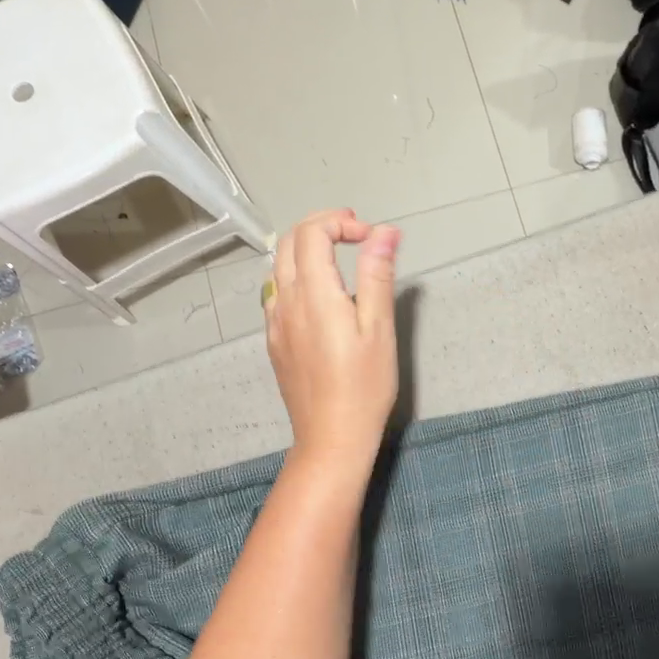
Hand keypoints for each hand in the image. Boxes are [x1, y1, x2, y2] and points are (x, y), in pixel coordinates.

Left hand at [264, 210, 401, 466]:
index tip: (369, 237)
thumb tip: (384, 231)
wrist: (331, 436)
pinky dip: (296, 276)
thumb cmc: (364, 385)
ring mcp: (275, 322)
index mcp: (314, 293)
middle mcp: (286, 301)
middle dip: (321, 226)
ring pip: (277, 266)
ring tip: (339, 258)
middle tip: (355, 233)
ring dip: (305, 249)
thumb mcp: (379, 328)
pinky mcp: (274, 341)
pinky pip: (276, 293)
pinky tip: (320, 295)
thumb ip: (377, 275)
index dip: (340, 222)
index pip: (312, 233)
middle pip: (288, 242)